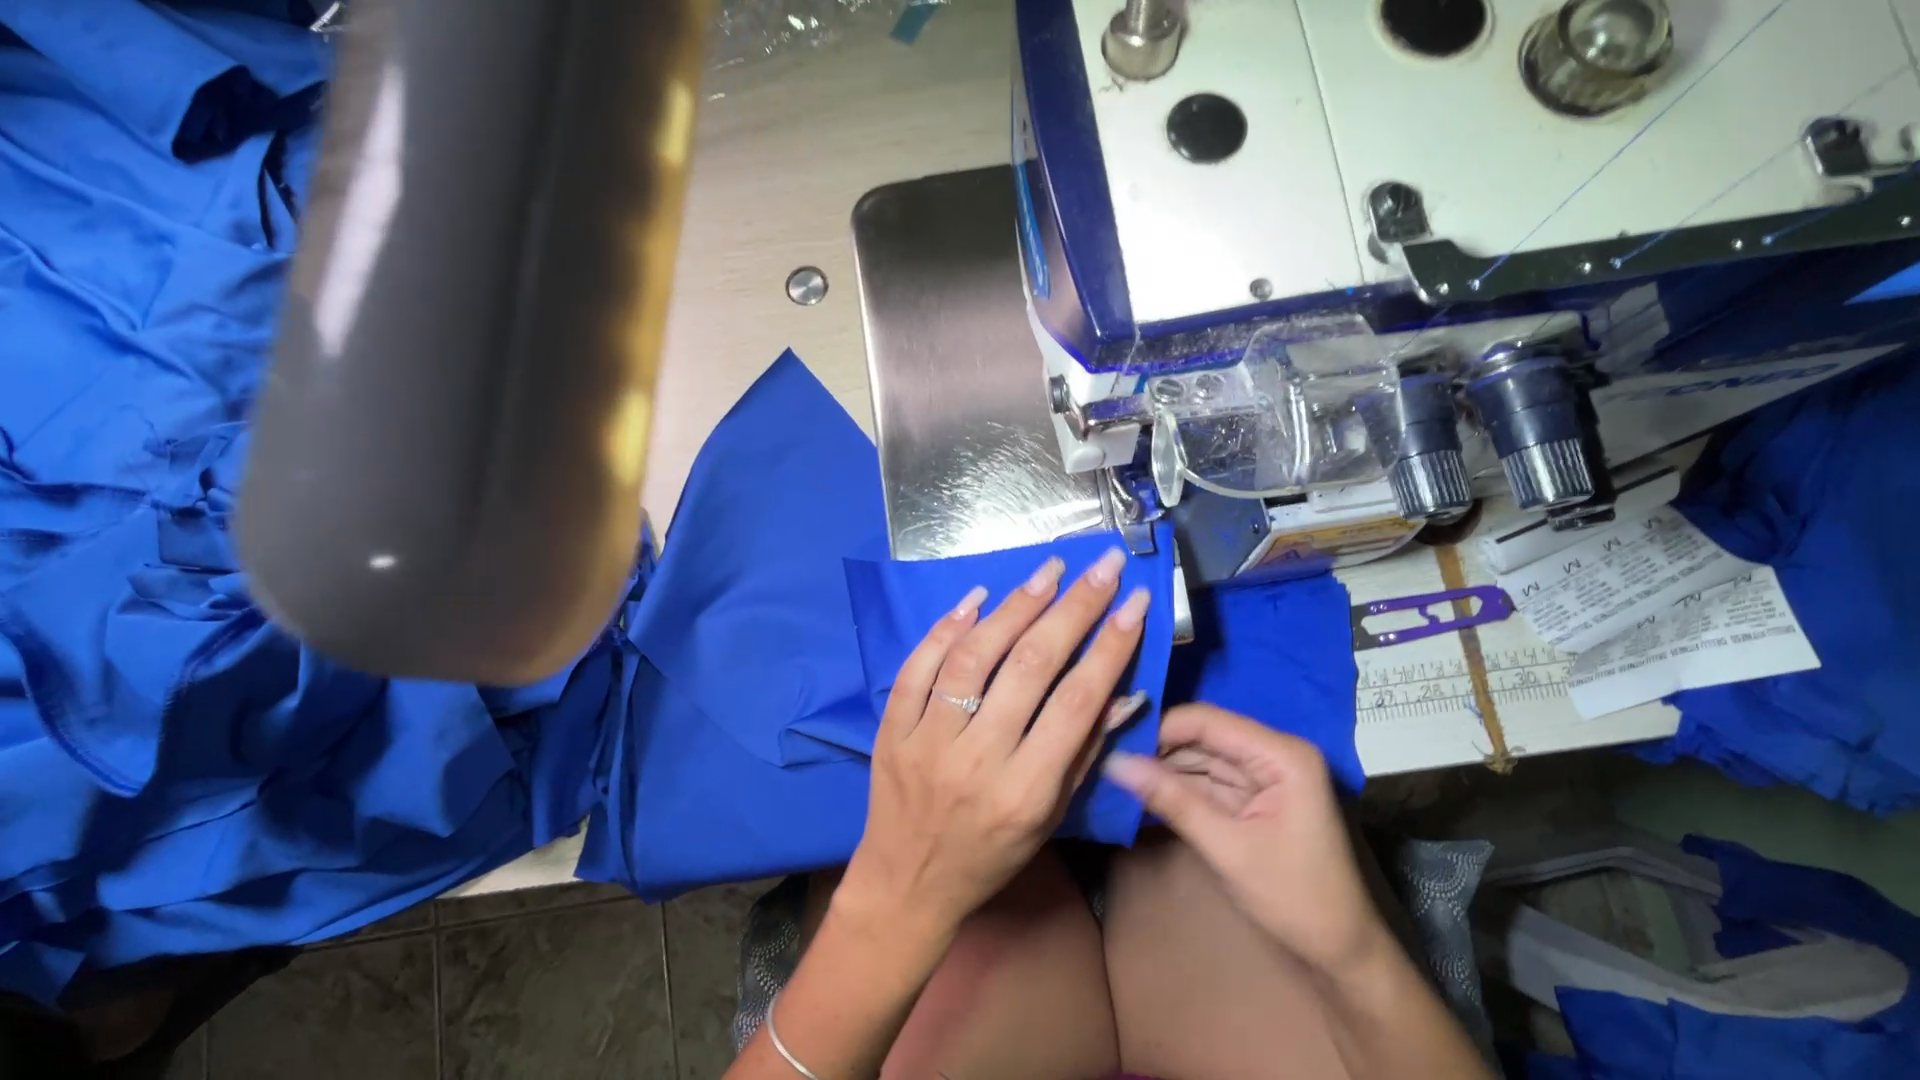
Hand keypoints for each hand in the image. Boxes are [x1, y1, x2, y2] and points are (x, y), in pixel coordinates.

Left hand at [840, 548, 1151, 936]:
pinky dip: (946, 628)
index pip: (1076, 701)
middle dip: (1073, 608)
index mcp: (1025, 789)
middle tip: (1101, 565)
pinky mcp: (893, 728)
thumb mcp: (1049, 819)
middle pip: (1030, 666)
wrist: (907, 884)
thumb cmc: (990, 856)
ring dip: (1015, 606)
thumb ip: (1084, 753)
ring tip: (1048, 570)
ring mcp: (928, 739)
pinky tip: (976, 598)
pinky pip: (918, 668)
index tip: (1134, 601)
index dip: (1110, 646)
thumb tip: (1124, 692)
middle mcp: (977, 758)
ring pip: (974, 656)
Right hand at [1103, 704, 1391, 977]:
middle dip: (1156, 748)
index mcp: (1281, 755)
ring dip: (1162, 768)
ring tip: (1114, 773)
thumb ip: (1171, 801)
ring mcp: (1264, 776)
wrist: (1340, 951)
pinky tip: (1141, 792)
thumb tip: (1115, 763)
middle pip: (1202, 737)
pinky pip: (1207, 782)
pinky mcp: (1253, 798)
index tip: (1113, 740)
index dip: (1159, 728)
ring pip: (1200, 759)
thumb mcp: (1227, 848)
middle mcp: (1273, 754)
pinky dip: (1177, 789)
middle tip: (1106, 757)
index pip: (1207, 721)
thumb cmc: (1294, 897)